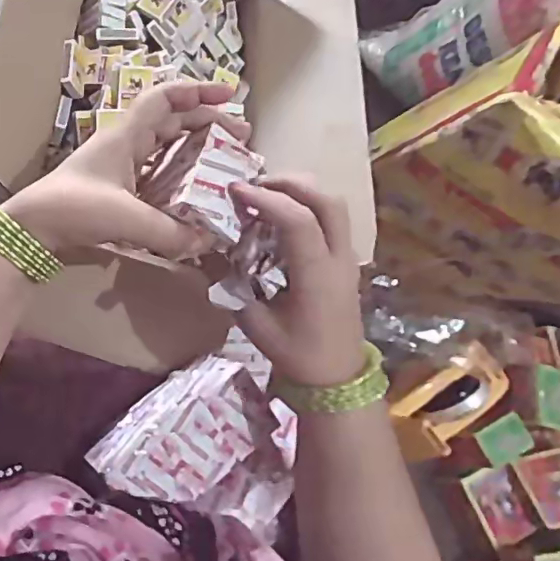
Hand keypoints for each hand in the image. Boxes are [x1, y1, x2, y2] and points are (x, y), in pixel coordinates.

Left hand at [3, 81, 250, 258]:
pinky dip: (177, 185)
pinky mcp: (114, 195)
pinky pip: (154, 181)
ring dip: (195, 156)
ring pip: (165, 153)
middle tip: (240, 139)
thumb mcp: (125, 218)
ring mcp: (118, 172)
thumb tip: (205, 241)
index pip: (165, 99)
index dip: (198, 91)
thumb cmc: (73, 209)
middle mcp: (124, 148)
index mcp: (125, 137)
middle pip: (172, 124)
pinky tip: (193, 201)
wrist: (30, 231)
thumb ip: (168, 231)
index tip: (229, 94)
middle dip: (207, 126)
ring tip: (223, 169)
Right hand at [230, 176, 369, 386]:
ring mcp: (347, 258)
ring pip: (334, 206)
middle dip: (289, 184)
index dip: (265, 199)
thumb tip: (212, 258)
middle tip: (253, 186)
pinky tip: (280, 218)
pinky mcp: (345, 261)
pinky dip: (307, 207)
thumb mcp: (256, 325)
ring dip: (300, 192)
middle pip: (326, 200)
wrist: (337, 376)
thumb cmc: (297, 354)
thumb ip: (234, 288)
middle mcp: (338, 260)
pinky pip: (331, 220)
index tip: (235, 191)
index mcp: (317, 276)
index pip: (297, 220)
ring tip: (265, 196)